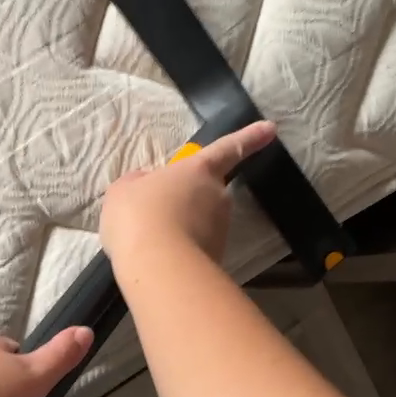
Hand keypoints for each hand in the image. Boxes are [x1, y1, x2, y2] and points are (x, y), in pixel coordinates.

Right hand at [99, 120, 277, 264]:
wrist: (156, 267)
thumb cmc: (138, 215)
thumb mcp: (124, 190)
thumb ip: (138, 183)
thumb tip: (147, 187)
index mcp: (198, 170)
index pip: (227, 149)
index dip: (249, 138)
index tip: (271, 129)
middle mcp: (217, 197)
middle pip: (207, 195)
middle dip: (189, 204)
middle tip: (160, 216)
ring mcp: (219, 231)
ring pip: (200, 225)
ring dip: (181, 231)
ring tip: (152, 243)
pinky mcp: (216, 259)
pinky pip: (195, 250)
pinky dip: (180, 254)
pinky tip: (157, 262)